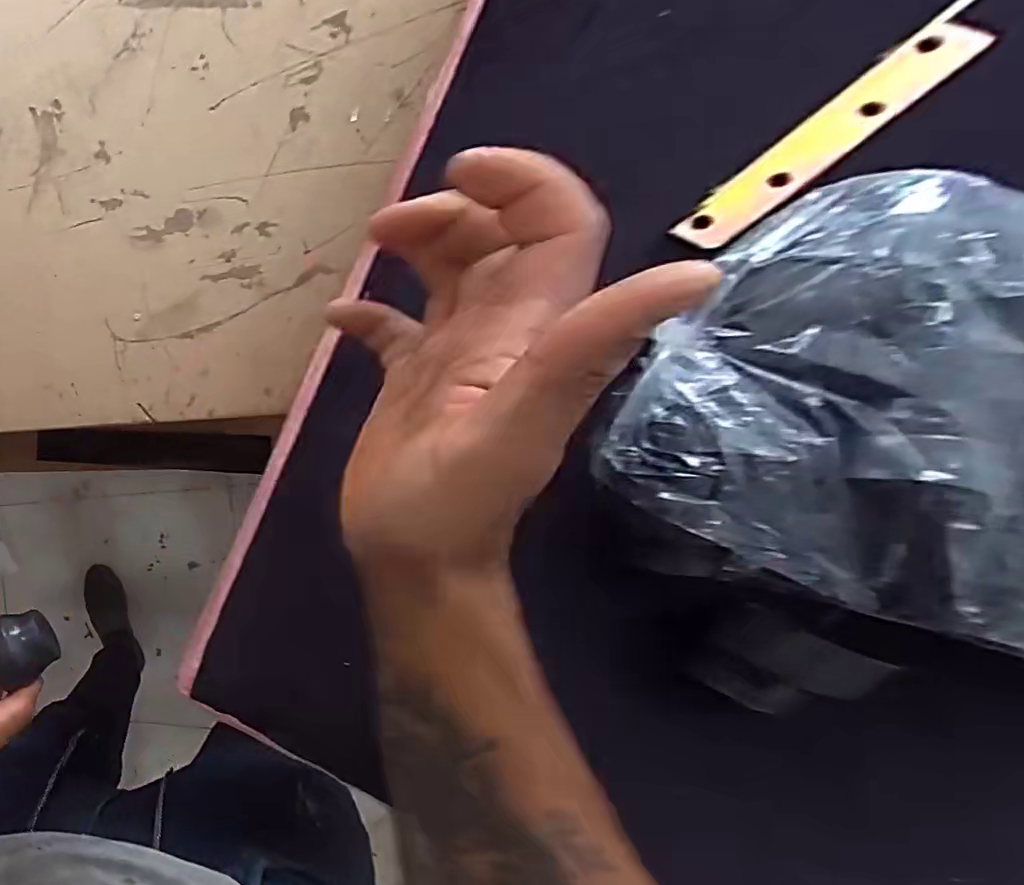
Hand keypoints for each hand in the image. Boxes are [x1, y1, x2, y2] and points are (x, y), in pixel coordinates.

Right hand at [328, 147, 719, 591]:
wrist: (414, 562)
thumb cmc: (448, 507)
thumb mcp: (510, 432)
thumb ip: (581, 356)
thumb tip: (697, 275)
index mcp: (529, 337)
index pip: (554, 231)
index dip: (522, 185)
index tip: (459, 170)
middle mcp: (499, 340)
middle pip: (494, 244)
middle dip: (451, 214)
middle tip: (386, 226)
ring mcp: (452, 365)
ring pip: (446, 279)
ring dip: (415, 248)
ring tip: (369, 245)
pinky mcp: (411, 389)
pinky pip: (396, 332)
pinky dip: (371, 315)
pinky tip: (338, 316)